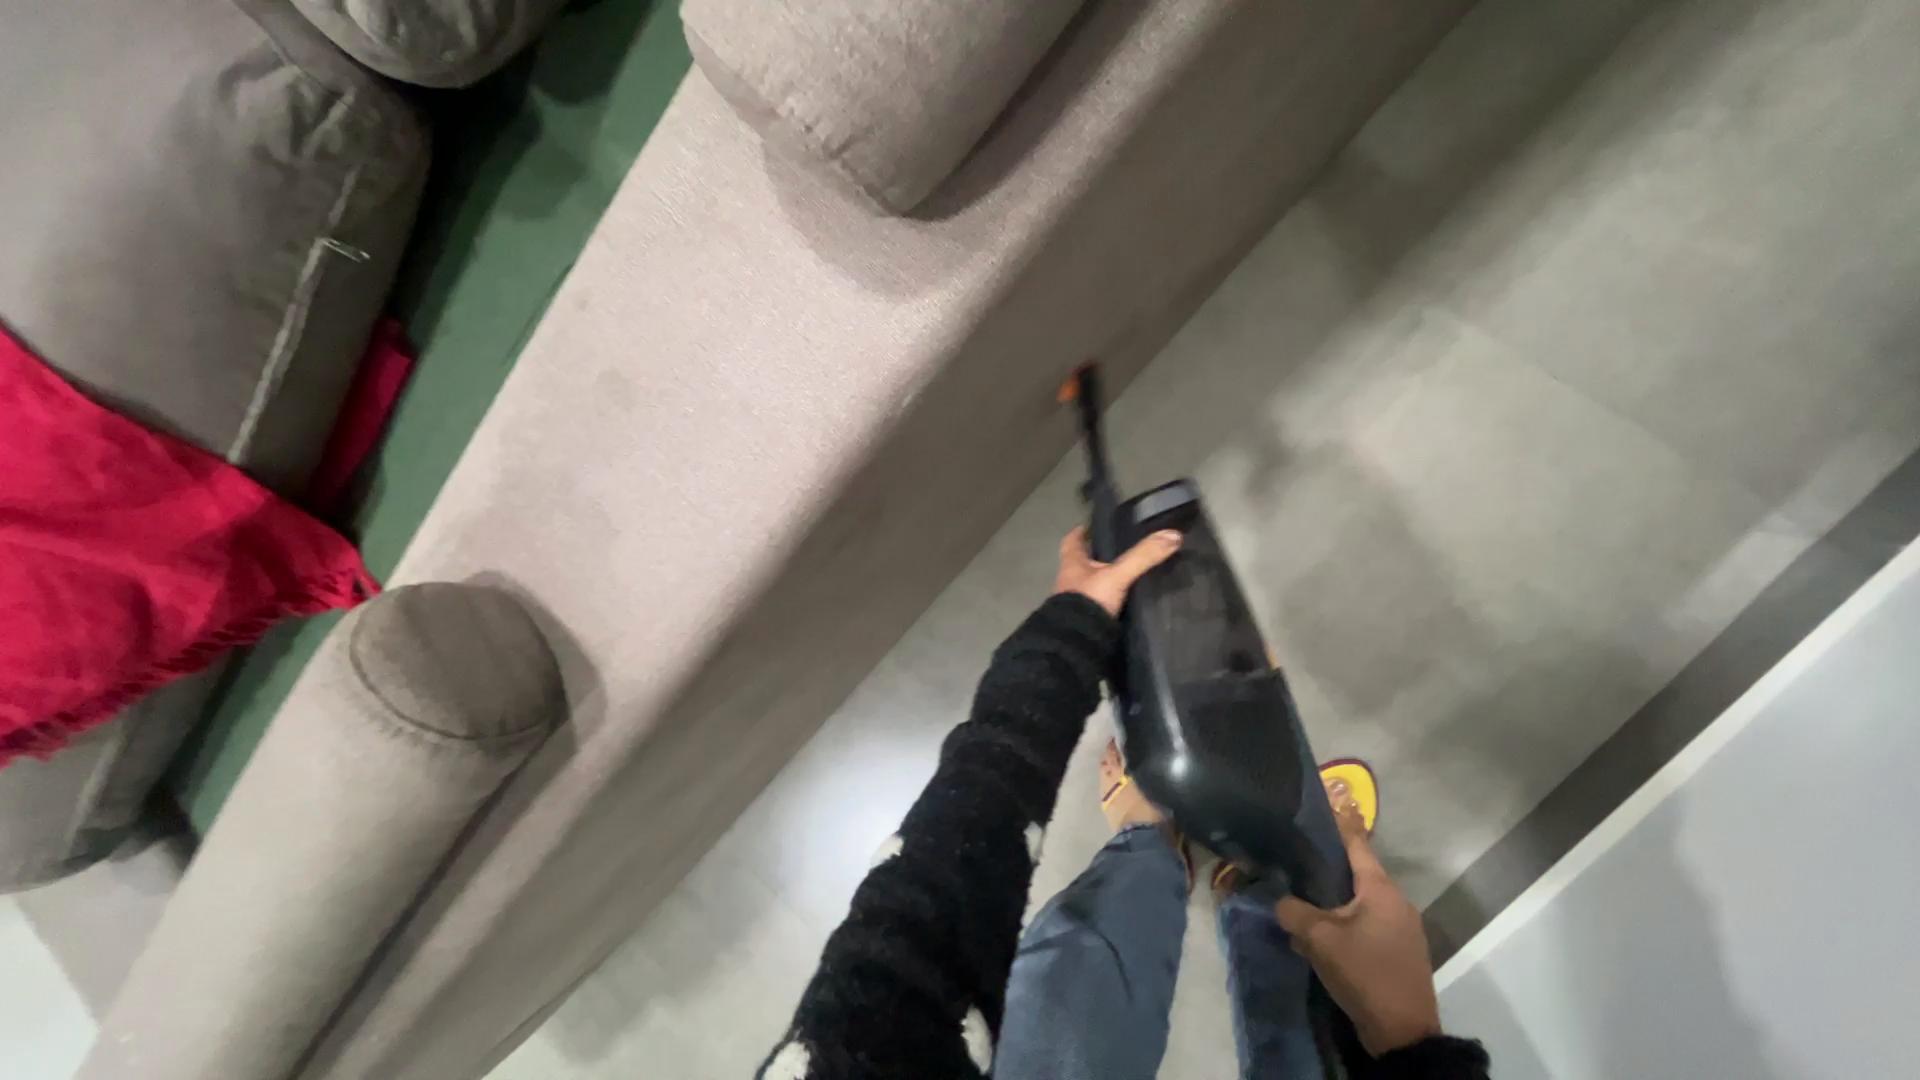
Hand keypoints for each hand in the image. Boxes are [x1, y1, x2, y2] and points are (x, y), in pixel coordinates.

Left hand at [1054, 526, 1182, 616]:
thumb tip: (1173, 535)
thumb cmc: (1089, 601)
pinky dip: (1109, 600)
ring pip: (1090, 584)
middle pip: (1082, 562)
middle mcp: (1069, 581)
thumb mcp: (1118, 575)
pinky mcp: (1085, 620)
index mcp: (1072, 564)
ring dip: (1104, 579)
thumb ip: (1143, 557)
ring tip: (1128, 574)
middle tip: (1119, 549)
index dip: (1081, 531)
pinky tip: (1125, 600)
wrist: (1077, 643)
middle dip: (1097, 556)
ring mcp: (1075, 602)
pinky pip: (1098, 604)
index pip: (1072, 541)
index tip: (1092, 525)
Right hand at [1275, 802, 1442, 1056]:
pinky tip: (1319, 929)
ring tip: (1300, 893)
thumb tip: (1279, 899)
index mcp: (1379, 889)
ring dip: (1333, 896)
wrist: (1404, 1034)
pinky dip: (1343, 918)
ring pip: (1359, 898)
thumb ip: (1293, 910)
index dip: (1338, 820)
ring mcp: (1401, 926)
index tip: (1324, 797)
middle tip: (1294, 853)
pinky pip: (1366, 920)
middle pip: (1356, 870)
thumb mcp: (1318, 939)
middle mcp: (1395, 901)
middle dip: (1327, 864)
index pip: (1355, 842)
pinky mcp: (1398, 949)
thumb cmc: (1364, 973)